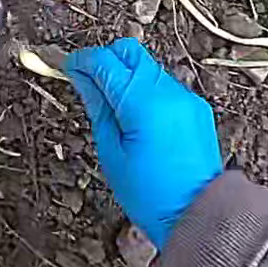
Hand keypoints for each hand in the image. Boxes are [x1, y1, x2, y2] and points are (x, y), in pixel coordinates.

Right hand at [66, 38, 222, 247]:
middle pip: (130, 52)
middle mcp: (168, 91)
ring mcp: (185, 97)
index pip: (105, 61)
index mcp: (143, 102)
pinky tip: (138, 119)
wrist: (199, 215)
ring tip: (114, 110)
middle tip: (88, 83)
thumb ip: (97, 106)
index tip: (68, 66)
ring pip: (147, 67)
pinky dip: (146, 92)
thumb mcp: (112, 152)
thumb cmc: (152, 195)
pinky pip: (164, 85)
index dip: (82, 60)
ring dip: (127, 76)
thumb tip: (80, 78)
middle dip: (106, 60)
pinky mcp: (195, 106)